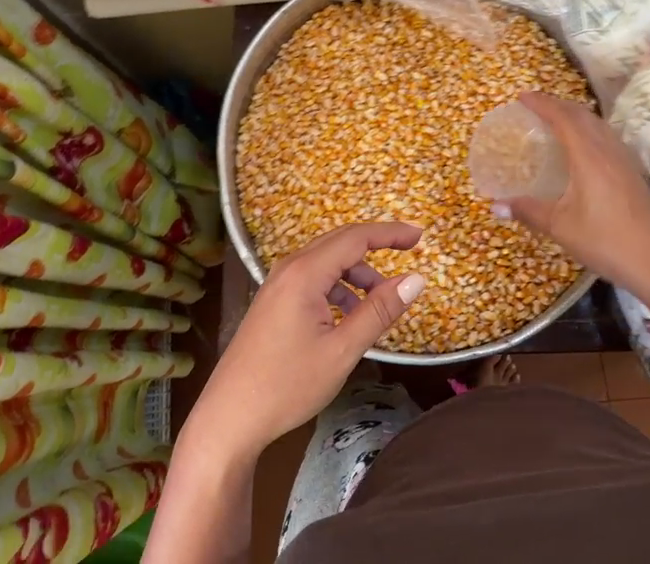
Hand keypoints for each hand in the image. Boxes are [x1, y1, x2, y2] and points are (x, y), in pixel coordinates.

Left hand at [189, 223, 426, 461]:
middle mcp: (288, 269)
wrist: (229, 417)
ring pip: (326, 264)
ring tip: (380, 304)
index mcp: (305, 273)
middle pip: (339, 243)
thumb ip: (379, 311)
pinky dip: (338, 289)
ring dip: (357, 275)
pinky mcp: (272, 303)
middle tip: (410, 253)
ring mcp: (276, 285)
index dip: (390, 233)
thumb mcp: (342, 351)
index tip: (420, 237)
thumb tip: (415, 279)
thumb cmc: (287, 385)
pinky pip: (312, 280)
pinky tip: (349, 317)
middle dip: (376, 247)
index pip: (355, 237)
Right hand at [499, 92, 649, 292]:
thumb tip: (495, 205)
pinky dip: (589, 130)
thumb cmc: (605, 241)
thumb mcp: (560, 227)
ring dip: (576, 115)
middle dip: (557, 104)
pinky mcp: (632, 172)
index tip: (522, 97)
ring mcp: (624, 160)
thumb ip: (528, 211)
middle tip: (535, 105)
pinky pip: (607, 137)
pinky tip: (583, 147)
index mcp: (588, 156)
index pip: (563, 118)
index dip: (542, 104)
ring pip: (598, 125)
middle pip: (582, 115)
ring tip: (557, 119)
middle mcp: (607, 150)